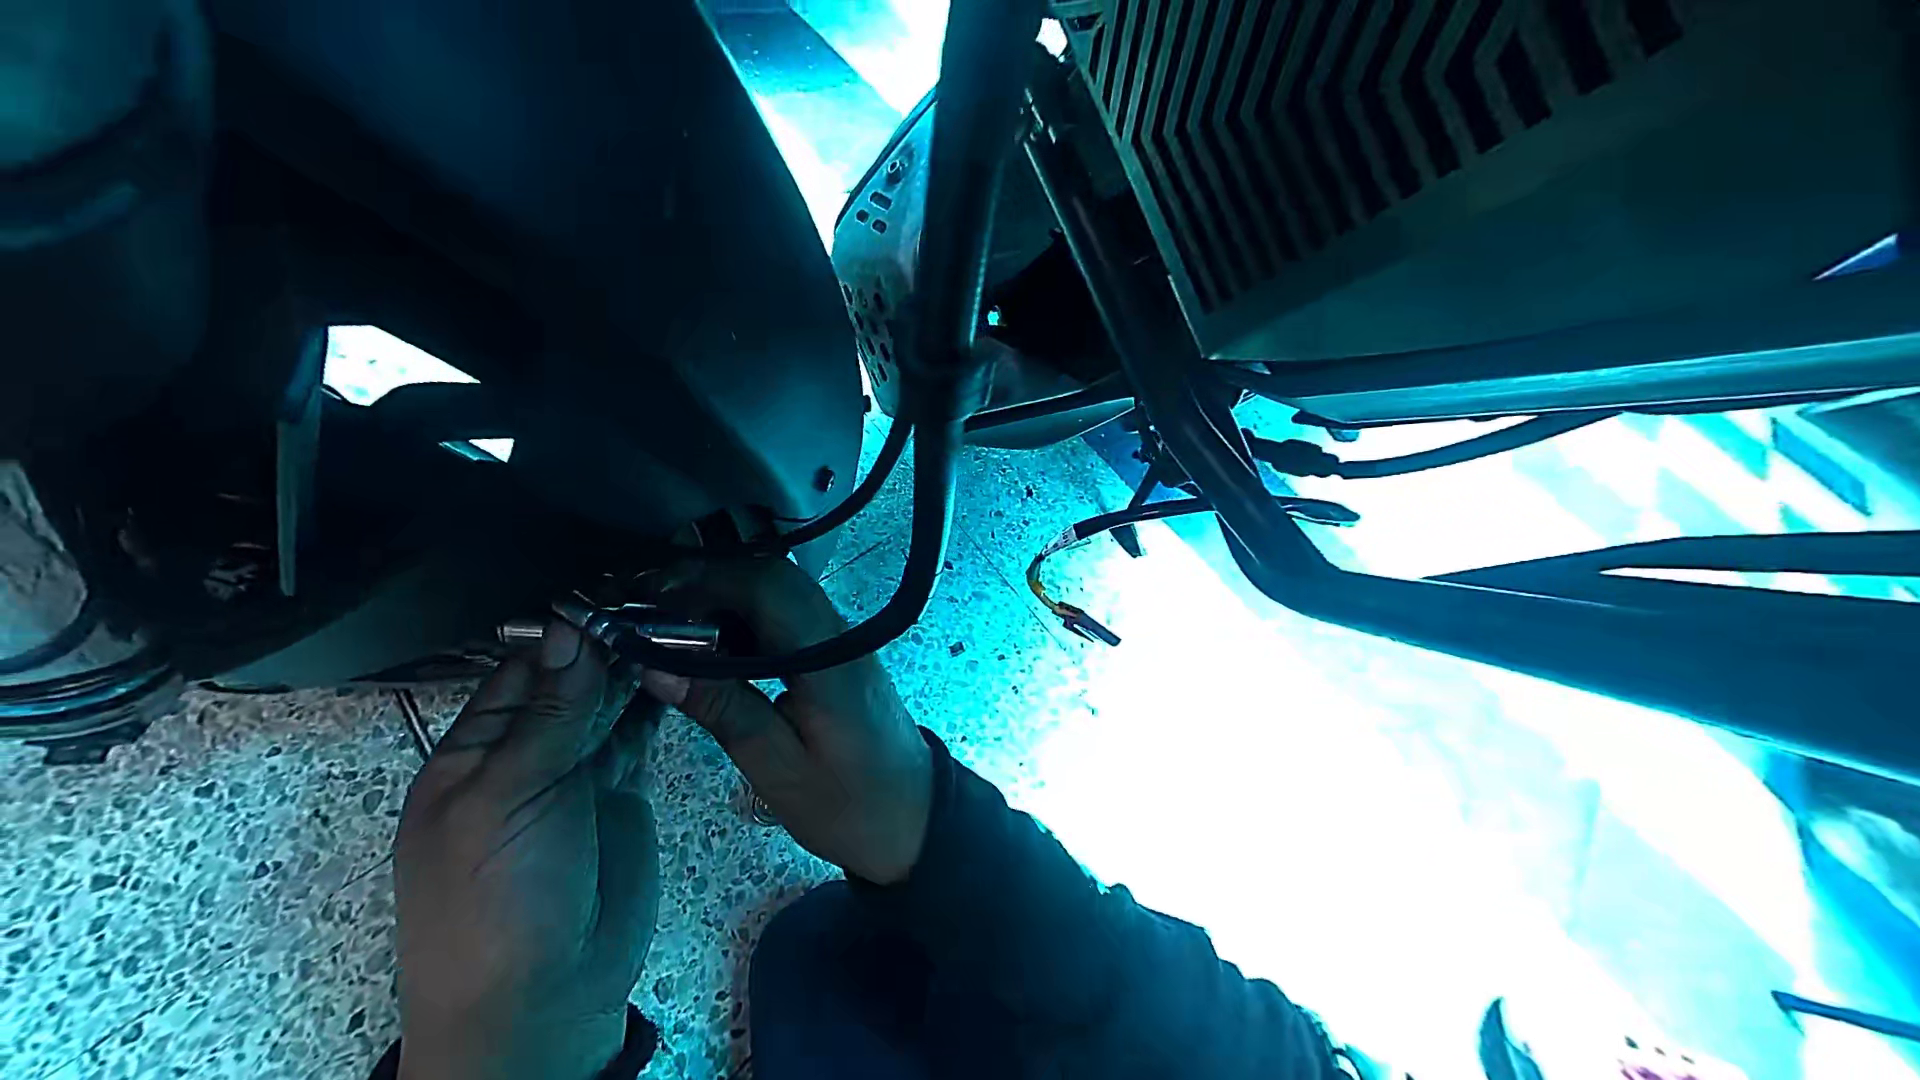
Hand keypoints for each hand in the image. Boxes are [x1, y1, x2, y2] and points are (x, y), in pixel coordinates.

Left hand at [393, 624, 658, 1079]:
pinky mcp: (622, 786)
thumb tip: (570, 628)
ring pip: (610, 701)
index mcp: (476, 752)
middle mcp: (528, 752)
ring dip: (639, 666)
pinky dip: (658, 700)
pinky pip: (639, 731)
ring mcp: (578, 770)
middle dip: (611, 643)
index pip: (524, 671)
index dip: (567, 633)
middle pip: (572, 681)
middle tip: (664, 602)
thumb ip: (550, 714)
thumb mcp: (511, 799)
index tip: (617, 593)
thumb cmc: (501, 895)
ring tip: (681, 625)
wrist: (547, 994)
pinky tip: (683, 669)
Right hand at [642, 558, 932, 885]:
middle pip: (773, 576)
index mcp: (831, 660)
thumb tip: (657, 665)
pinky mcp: (838, 650)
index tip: (648, 599)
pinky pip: (787, 611)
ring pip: (780, 588)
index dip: (706, 580)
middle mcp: (841, 634)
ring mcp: (843, 638)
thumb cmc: (849, 805)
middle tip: (646, 602)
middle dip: (707, 577)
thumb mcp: (779, 770)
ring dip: (724, 591)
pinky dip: (745, 611)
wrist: (914, 815)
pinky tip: (711, 636)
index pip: (769, 588)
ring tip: (668, 617)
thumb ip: (724, 710)